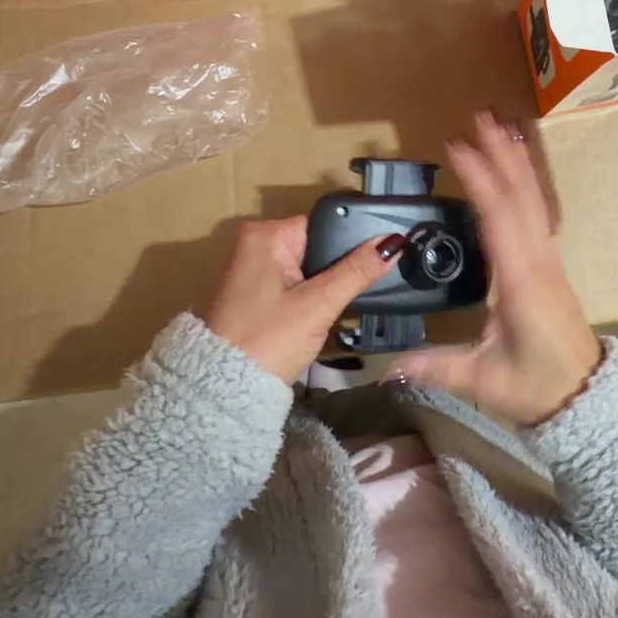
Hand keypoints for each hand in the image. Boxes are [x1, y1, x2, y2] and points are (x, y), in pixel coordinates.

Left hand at [204, 216, 403, 382]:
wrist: (223, 392)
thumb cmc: (270, 340)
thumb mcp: (319, 304)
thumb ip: (357, 270)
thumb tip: (395, 241)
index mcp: (265, 234)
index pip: (324, 225)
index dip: (352, 243)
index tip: (378, 262)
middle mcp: (253, 243)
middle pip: (316, 246)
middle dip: (339, 267)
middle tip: (363, 287)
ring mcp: (249, 269)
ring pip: (306, 268)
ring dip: (325, 285)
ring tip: (345, 302)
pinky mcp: (251, 294)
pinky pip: (292, 284)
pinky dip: (309, 296)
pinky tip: (321, 312)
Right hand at [395, 111, 602, 425]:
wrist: (589, 398)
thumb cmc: (539, 388)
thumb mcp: (485, 380)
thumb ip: (437, 366)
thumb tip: (389, 365)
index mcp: (522, 282)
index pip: (500, 219)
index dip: (481, 180)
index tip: (459, 146)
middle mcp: (540, 261)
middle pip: (522, 197)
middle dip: (502, 154)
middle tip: (482, 116)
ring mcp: (550, 260)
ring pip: (535, 201)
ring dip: (518, 162)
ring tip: (503, 127)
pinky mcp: (551, 265)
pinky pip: (540, 214)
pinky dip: (528, 185)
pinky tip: (519, 171)